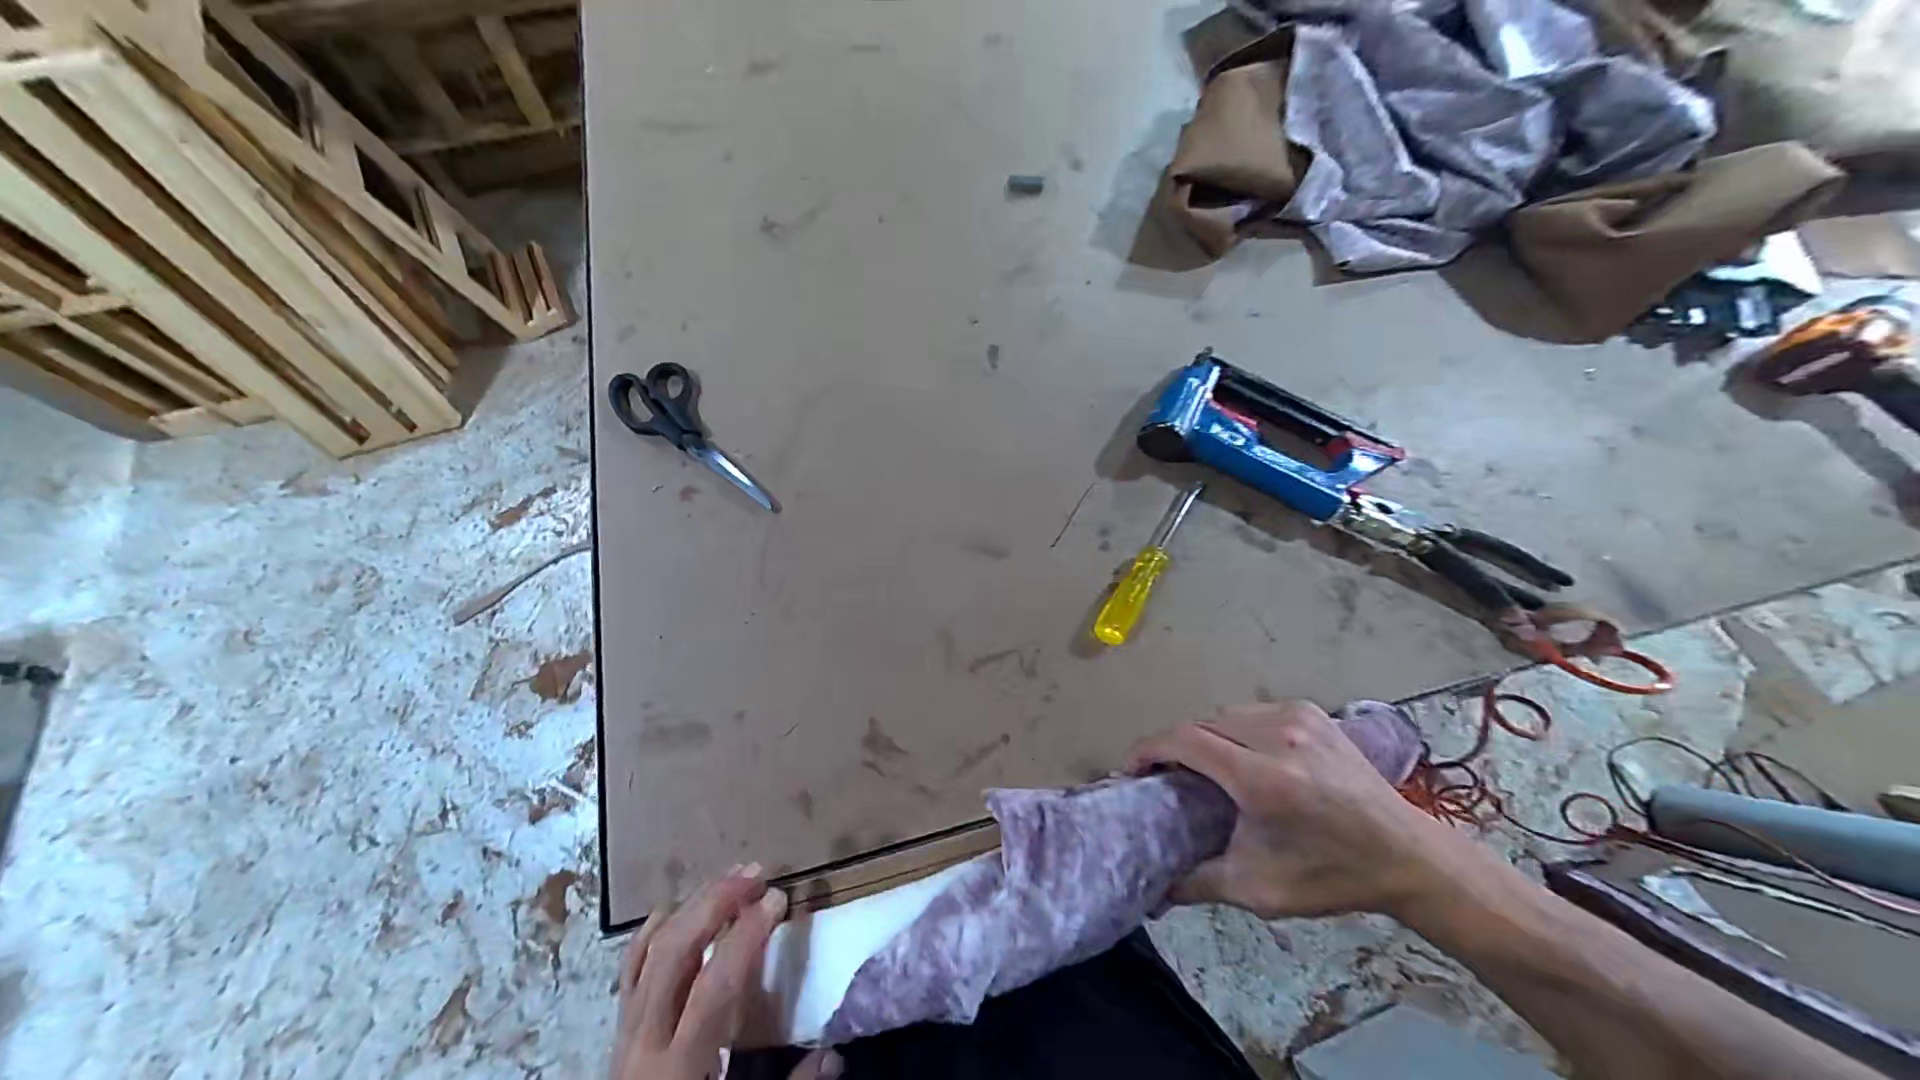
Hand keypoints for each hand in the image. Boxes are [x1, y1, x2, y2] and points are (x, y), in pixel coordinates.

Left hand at [611, 865, 840, 1079]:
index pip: (715, 984)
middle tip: (755, 875)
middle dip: (716, 905)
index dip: (747, 936)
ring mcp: (624, 1038)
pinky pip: (627, 975)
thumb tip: (834, 1057)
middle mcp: (644, 1045)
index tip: (778, 900)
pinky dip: (649, 936)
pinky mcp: (618, 1038)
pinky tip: (670, 911)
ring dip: (691, 909)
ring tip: (727, 880)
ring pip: (650, 955)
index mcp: (679, 1069)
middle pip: (676, 954)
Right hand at [1126, 702, 1473, 919]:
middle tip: (1165, 776)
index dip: (1147, 750)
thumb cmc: (1331, 876)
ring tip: (1199, 767)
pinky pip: (1251, 711)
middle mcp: (1278, 735)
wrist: (1408, 855)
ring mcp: (1298, 717)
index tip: (1130, 771)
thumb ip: (1196, 882)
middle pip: (1199, 724)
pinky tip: (1239, 754)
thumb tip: (1151, 887)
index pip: (1184, 740)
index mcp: (1263, 778)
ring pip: (1224, 714)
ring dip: (1203, 736)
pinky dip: (1233, 728)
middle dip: (1173, 746)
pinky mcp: (1312, 712)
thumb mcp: (1259, 890)